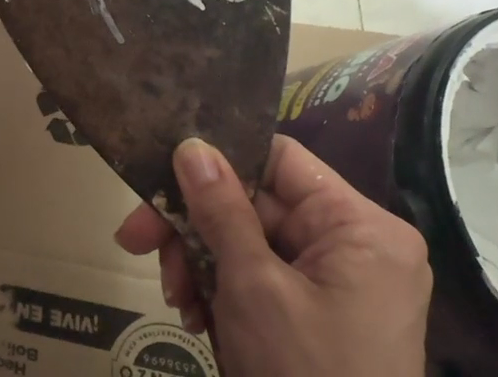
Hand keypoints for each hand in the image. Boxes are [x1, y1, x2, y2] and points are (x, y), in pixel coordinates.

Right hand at [115, 136, 430, 376]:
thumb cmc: (305, 374)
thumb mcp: (253, 287)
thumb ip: (220, 210)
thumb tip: (191, 144)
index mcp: (361, 227)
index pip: (278, 158)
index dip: (218, 161)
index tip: (162, 177)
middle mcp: (356, 245)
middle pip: (254, 201)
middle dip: (194, 225)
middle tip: (136, 241)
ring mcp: (339, 282)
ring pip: (247, 239)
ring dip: (198, 260)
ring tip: (172, 296)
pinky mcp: (318, 313)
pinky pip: (258, 275)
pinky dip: (220, 288)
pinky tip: (194, 314)